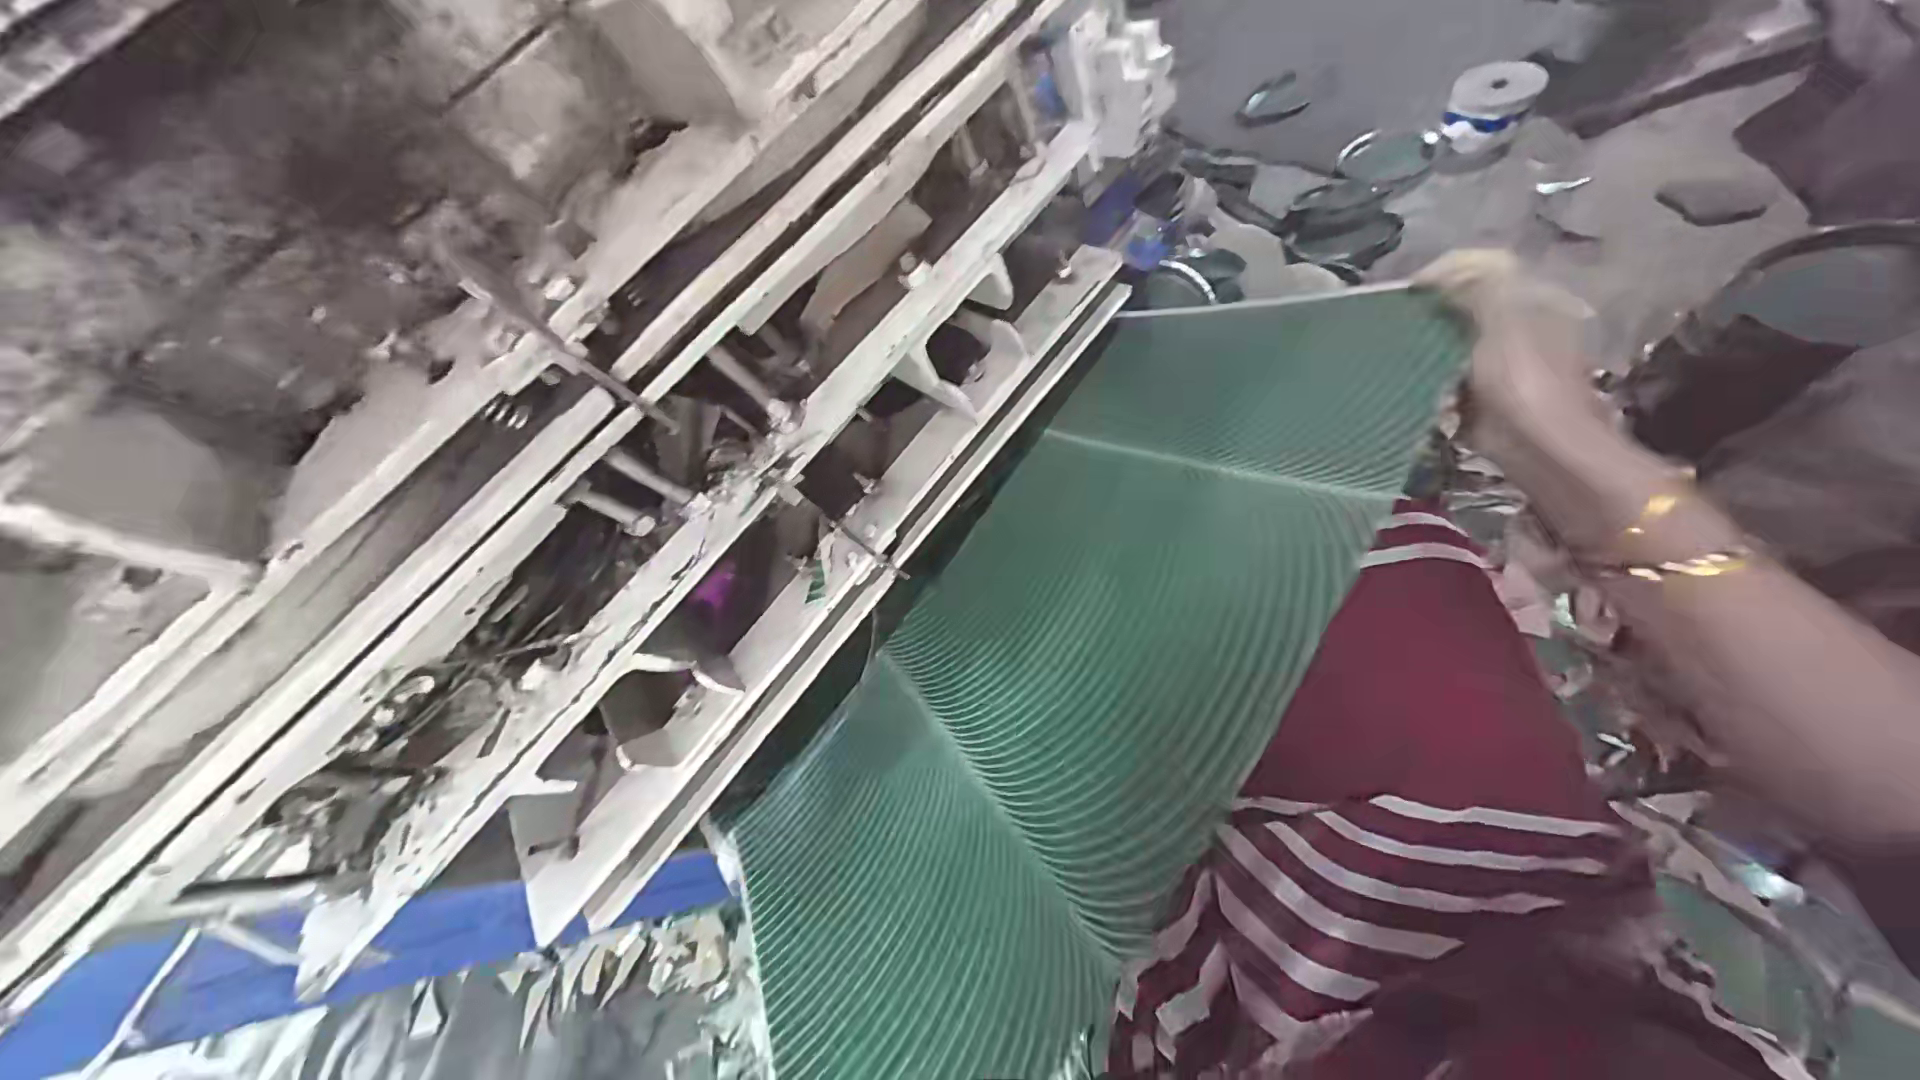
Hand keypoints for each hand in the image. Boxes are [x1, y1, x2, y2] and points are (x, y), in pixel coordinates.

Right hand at [1413, 250, 1613, 475]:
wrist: (1534, 444)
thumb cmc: (1522, 380)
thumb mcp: (1504, 320)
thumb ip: (1477, 287)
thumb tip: (1438, 274)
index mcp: (1530, 300)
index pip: (1481, 269)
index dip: (1443, 274)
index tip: (1406, 293)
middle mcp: (1514, 326)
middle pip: (1460, 306)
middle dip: (1426, 314)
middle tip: (1394, 324)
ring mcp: (1494, 363)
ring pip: (1445, 343)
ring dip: (1419, 350)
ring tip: (1393, 354)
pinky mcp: (1474, 394)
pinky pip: (1439, 378)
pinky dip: (1421, 380)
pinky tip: (1407, 385)